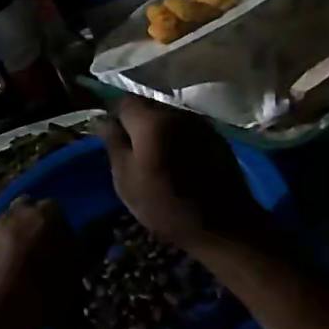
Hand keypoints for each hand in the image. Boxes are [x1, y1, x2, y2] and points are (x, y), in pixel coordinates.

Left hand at [0, 197, 76, 328]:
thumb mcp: (66, 284)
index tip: (65, 245)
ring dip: (20, 234)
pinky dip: (3, 246)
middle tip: (46, 247)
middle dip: (39, 223)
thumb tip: (72, 245)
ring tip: (25, 260)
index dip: (62, 227)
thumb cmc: (31, 303)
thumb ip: (73, 257)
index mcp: (39, 218)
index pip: (57, 208)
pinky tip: (6, 269)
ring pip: (11, 221)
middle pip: (30, 208)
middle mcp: (12, 214)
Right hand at [97, 97, 270, 252]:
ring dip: (159, 132)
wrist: (222, 227)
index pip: (124, 101)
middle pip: (149, 107)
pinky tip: (178, 163)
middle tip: (132, 152)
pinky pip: (188, 130)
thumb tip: (106, 122)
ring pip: (169, 118)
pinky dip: (178, 140)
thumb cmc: (165, 205)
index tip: (112, 139)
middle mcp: (178, 113)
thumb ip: (114, 144)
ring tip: (155, 158)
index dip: (114, 117)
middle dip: (137, 124)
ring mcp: (201, 125)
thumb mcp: (126, 179)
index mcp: (152, 121)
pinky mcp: (217, 139)